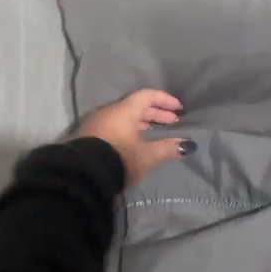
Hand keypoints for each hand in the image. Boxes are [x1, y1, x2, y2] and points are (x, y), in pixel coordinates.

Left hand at [74, 89, 193, 184]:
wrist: (82, 175)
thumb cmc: (119, 158)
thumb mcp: (147, 156)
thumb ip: (167, 148)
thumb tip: (188, 145)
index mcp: (125, 110)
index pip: (147, 96)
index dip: (165, 100)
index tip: (179, 108)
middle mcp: (110, 111)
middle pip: (136, 106)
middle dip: (156, 113)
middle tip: (172, 122)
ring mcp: (97, 123)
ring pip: (124, 116)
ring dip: (141, 122)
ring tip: (155, 132)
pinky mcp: (89, 136)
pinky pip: (114, 125)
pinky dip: (128, 129)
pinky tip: (135, 142)